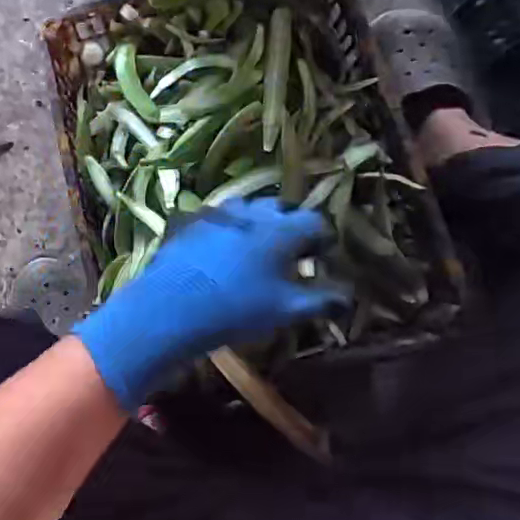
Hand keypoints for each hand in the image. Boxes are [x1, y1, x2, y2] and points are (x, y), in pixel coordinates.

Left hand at [72, 198, 344, 407]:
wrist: (172, 306)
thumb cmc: (238, 308)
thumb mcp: (286, 310)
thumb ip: (321, 301)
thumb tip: (347, 297)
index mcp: (283, 228)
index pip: (315, 222)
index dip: (323, 238)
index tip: (322, 255)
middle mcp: (252, 211)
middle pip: (280, 209)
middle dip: (290, 225)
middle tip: (290, 251)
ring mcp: (217, 212)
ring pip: (246, 209)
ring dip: (256, 223)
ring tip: (255, 249)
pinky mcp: (189, 220)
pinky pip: (216, 219)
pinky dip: (226, 230)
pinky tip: (219, 252)